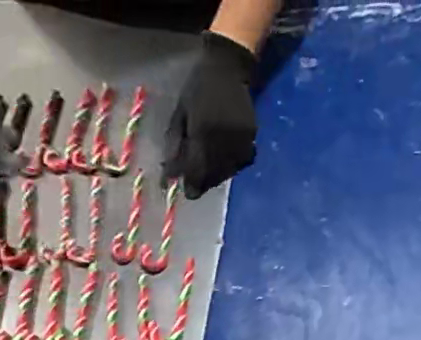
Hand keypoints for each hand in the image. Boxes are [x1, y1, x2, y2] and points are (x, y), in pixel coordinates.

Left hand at [162, 31, 258, 199]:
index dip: (190, 185)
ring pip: (227, 171)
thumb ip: (174, 147)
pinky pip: (241, 161)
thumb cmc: (198, 89)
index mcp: (202, 133)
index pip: (196, 172)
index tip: (186, 190)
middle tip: (195, 183)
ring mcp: (239, 138)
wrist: (228, 67)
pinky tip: (224, 158)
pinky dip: (232, 165)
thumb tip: (169, 176)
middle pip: (212, 176)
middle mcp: (222, 140)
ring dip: (216, 176)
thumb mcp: (179, 116)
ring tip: (208, 170)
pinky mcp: (251, 136)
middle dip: (202, 182)